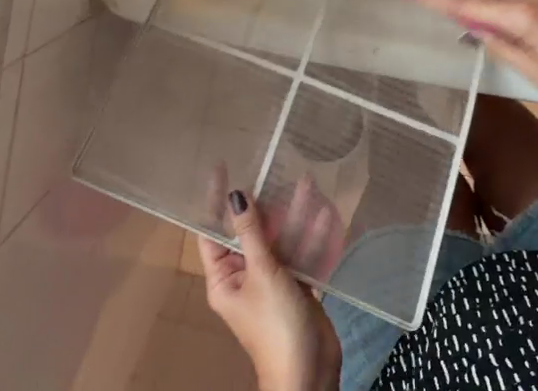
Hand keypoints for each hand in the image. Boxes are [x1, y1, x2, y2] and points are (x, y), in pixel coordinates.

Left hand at [199, 190, 340, 390]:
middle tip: (278, 171)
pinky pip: (300, 255)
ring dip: (294, 216)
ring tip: (309, 185)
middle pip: (252, 231)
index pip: (213, 231)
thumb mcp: (262, 273)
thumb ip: (251, 233)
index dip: (216, 200)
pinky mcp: (296, 287)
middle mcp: (244, 277)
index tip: (222, 168)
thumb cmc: (275, 325)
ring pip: (280, 240)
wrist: (309, 374)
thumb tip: (235, 197)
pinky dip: (311, 237)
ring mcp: (272, 282)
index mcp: (224, 278)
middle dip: (267, 205)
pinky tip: (325, 216)